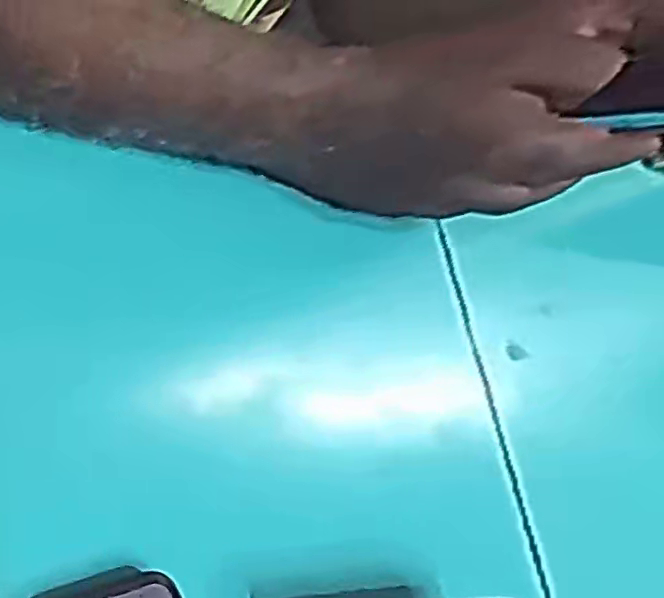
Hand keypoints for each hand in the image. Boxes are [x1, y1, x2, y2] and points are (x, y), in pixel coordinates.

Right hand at [260, 0, 660, 215]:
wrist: (315, 117)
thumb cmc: (407, 81)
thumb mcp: (526, 45)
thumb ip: (585, 64)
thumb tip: (600, 82)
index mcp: (520, 152)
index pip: (604, 154)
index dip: (640, 141)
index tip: (658, 137)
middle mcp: (476, 190)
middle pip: (547, 186)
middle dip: (576, 165)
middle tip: (592, 141)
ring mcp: (428, 203)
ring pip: (499, 198)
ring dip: (523, 179)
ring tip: (527, 152)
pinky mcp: (392, 205)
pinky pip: (451, 201)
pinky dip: (473, 185)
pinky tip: (465, 162)